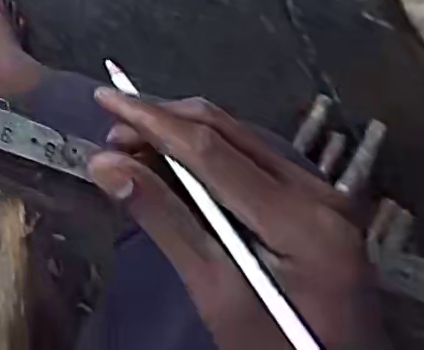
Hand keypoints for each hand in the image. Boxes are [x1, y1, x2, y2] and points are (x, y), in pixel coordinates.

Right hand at [88, 91, 388, 349]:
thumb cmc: (277, 346)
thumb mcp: (217, 294)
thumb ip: (162, 219)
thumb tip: (104, 163)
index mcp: (302, 223)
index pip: (207, 148)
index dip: (149, 118)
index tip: (103, 98)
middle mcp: (318, 197)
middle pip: (220, 130)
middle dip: (158, 122)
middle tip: (112, 140)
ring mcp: (320, 196)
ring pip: (230, 134)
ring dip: (174, 132)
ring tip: (134, 152)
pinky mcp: (313, 201)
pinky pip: (243, 152)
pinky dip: (197, 150)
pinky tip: (172, 168)